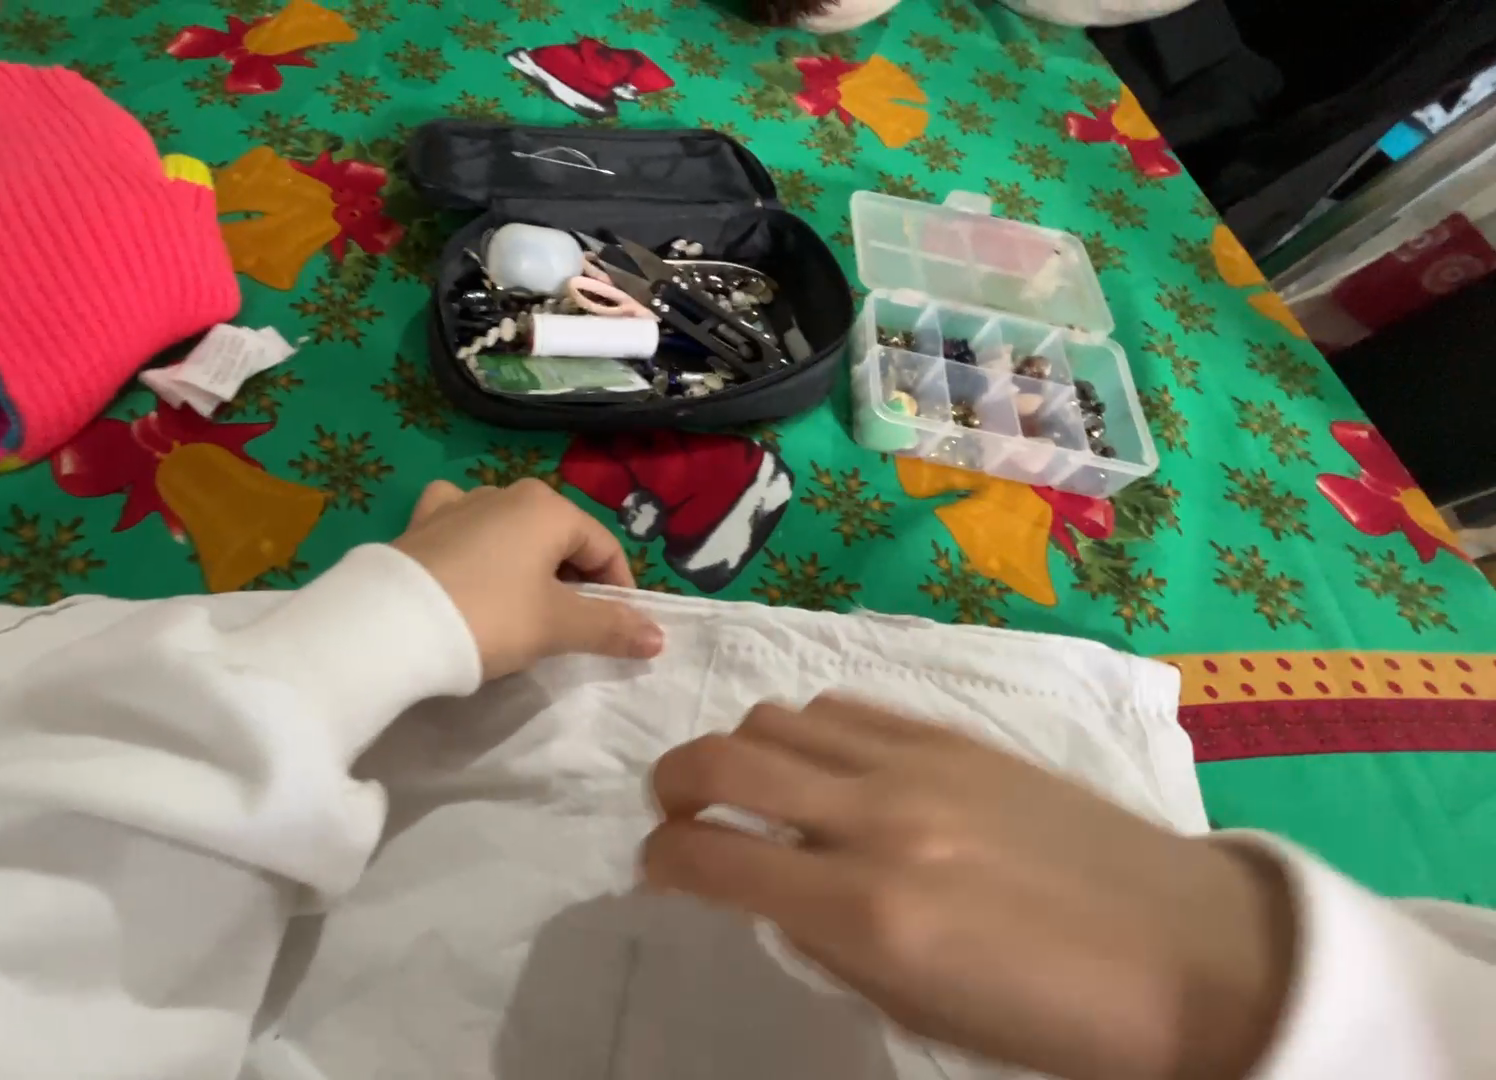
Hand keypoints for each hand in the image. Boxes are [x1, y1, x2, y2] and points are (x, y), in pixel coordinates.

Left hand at [391, 479, 664, 680]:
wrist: (390, 624)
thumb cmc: (489, 617)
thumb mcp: (556, 627)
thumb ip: (610, 627)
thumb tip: (659, 637)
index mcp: (547, 508)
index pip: (603, 548)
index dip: (618, 591)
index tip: (615, 632)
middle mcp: (505, 492)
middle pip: (558, 538)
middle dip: (571, 580)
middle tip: (564, 627)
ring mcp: (458, 503)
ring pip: (511, 531)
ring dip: (525, 565)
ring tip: (517, 609)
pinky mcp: (421, 523)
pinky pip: (463, 527)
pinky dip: (475, 544)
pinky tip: (468, 564)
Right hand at [643, 696, 1296, 1079]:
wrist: (1199, 955)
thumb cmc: (1053, 1018)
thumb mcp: (916, 1013)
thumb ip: (819, 940)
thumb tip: (757, 887)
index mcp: (871, 910)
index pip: (715, 859)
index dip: (663, 859)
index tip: (657, 866)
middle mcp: (877, 819)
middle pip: (725, 761)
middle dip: (673, 783)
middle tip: (673, 807)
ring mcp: (913, 763)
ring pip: (774, 719)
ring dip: (739, 752)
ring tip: (753, 784)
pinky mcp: (948, 734)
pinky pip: (838, 707)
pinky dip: (802, 732)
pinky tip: (822, 764)